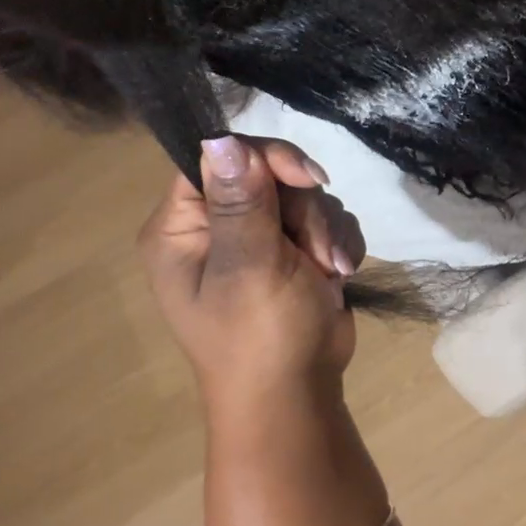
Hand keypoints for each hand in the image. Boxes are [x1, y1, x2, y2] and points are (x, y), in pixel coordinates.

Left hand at [138, 136, 365, 414]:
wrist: (296, 387)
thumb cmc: (260, 332)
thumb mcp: (251, 265)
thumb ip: (240, 203)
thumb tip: (220, 139)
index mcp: (182, 229)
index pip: (219, 160)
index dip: (268, 159)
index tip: (310, 180)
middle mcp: (215, 228)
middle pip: (275, 177)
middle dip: (310, 212)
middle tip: (317, 252)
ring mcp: (259, 241)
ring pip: (310, 200)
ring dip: (330, 232)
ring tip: (331, 272)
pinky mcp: (296, 253)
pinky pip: (330, 222)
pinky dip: (342, 244)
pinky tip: (340, 273)